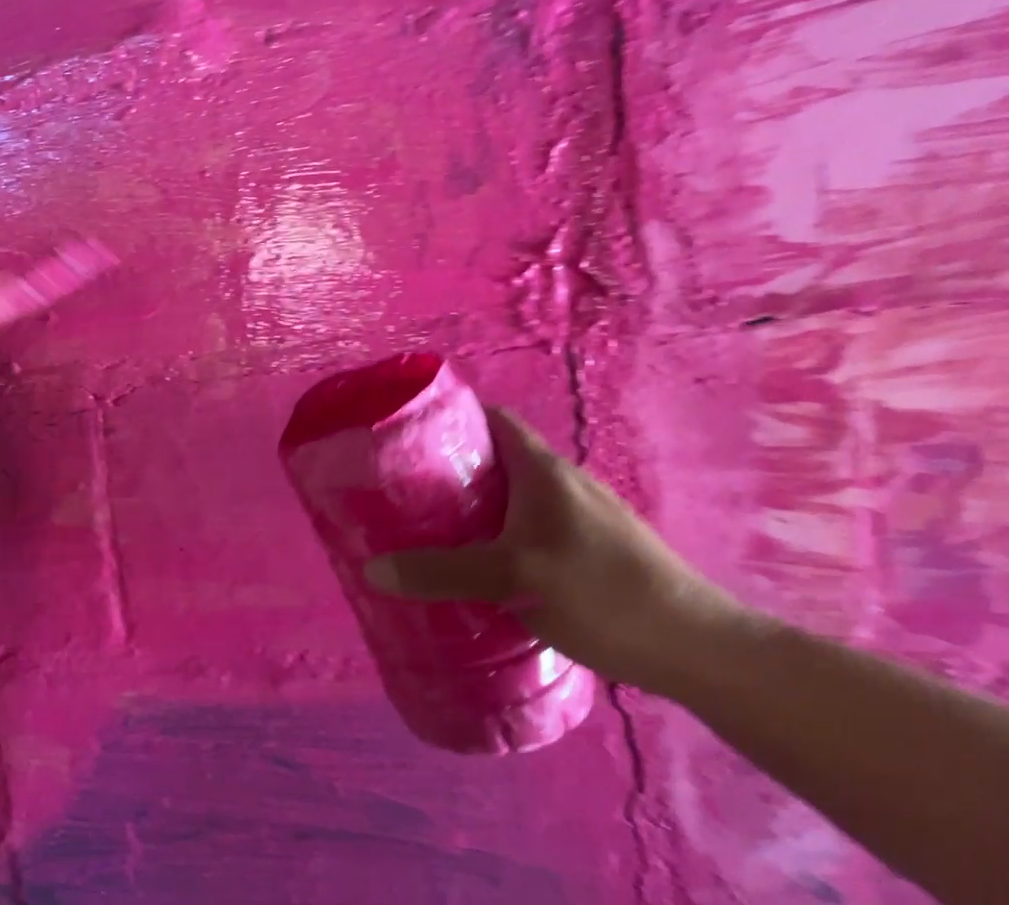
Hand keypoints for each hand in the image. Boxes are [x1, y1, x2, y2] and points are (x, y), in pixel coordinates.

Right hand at [365, 407, 745, 690]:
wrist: (698, 650)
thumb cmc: (605, 594)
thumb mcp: (513, 578)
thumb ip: (441, 571)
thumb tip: (371, 568)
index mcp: (543, 471)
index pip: (489, 419)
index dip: (445, 419)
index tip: (401, 437)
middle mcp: (560, 484)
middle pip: (491, 461)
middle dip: (443, 472)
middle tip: (396, 495)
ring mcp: (577, 519)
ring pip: (506, 500)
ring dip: (466, 510)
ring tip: (421, 534)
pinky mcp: (586, 552)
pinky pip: (523, 530)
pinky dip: (490, 539)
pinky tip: (472, 572)